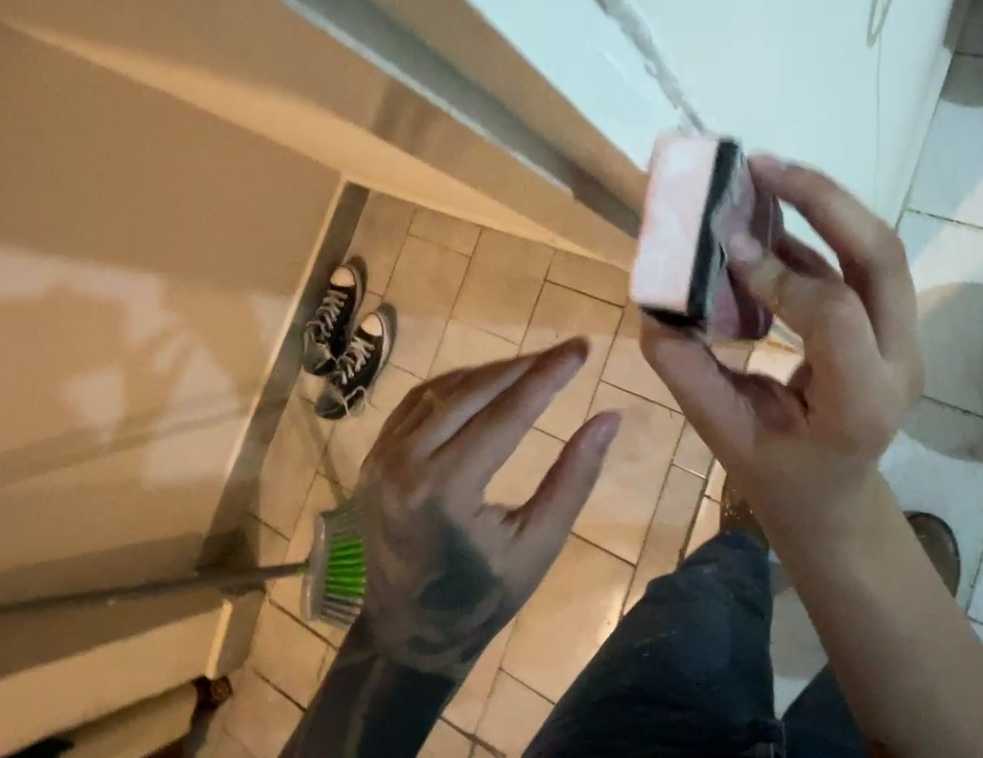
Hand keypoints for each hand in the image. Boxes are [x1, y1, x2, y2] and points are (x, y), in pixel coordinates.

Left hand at [356, 341, 621, 676]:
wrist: (410, 633)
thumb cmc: (483, 597)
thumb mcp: (539, 544)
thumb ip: (574, 477)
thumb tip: (609, 418)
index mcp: (447, 490)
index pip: (506, 414)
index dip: (548, 376)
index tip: (581, 349)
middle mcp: (405, 463)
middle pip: (471, 392)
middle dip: (522, 367)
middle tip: (563, 353)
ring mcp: (381, 457)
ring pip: (441, 391)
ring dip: (488, 373)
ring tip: (532, 366)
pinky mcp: (373, 456)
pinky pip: (416, 404)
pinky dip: (454, 387)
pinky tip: (485, 383)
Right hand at [641, 155, 922, 552]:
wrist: (836, 501)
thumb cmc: (779, 476)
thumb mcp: (723, 433)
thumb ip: (686, 370)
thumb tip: (657, 302)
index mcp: (861, 402)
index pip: (835, 314)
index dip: (780, 276)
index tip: (727, 252)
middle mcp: (898, 362)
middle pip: (881, 257)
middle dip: (823, 200)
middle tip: (761, 166)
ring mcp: (902, 338)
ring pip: (878, 250)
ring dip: (822, 203)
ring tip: (765, 172)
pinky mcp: (888, 322)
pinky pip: (857, 263)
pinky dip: (815, 229)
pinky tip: (770, 213)